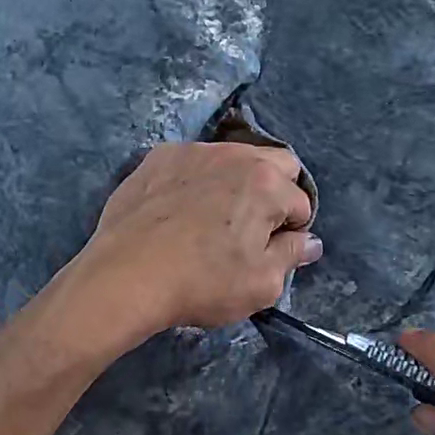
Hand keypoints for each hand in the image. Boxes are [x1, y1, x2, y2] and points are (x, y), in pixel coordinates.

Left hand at [65, 142, 320, 341]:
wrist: (124, 278)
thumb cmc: (203, 283)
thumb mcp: (263, 283)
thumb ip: (293, 256)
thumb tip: (310, 241)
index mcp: (267, 183)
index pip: (301, 203)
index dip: (292, 231)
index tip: (272, 251)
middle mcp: (235, 154)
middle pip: (277, 164)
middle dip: (277, 192)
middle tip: (254, 228)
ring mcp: (193, 151)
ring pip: (234, 158)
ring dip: (238, 181)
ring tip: (214, 217)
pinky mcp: (158, 157)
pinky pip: (194, 162)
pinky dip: (198, 179)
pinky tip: (181, 209)